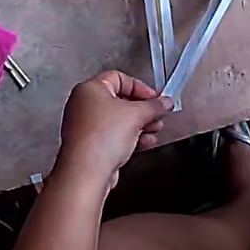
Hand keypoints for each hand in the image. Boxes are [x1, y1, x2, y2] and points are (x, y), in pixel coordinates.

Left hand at [54, 71, 172, 188]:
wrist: (87, 171)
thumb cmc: (100, 139)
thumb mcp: (137, 115)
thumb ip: (155, 106)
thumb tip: (164, 102)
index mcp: (90, 89)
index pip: (120, 78)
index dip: (141, 87)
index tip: (155, 97)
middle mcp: (84, 105)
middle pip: (121, 100)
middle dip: (143, 109)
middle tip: (157, 113)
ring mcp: (86, 125)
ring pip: (118, 119)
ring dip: (140, 124)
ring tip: (154, 128)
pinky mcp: (90, 144)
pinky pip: (113, 135)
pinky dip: (130, 136)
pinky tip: (145, 141)